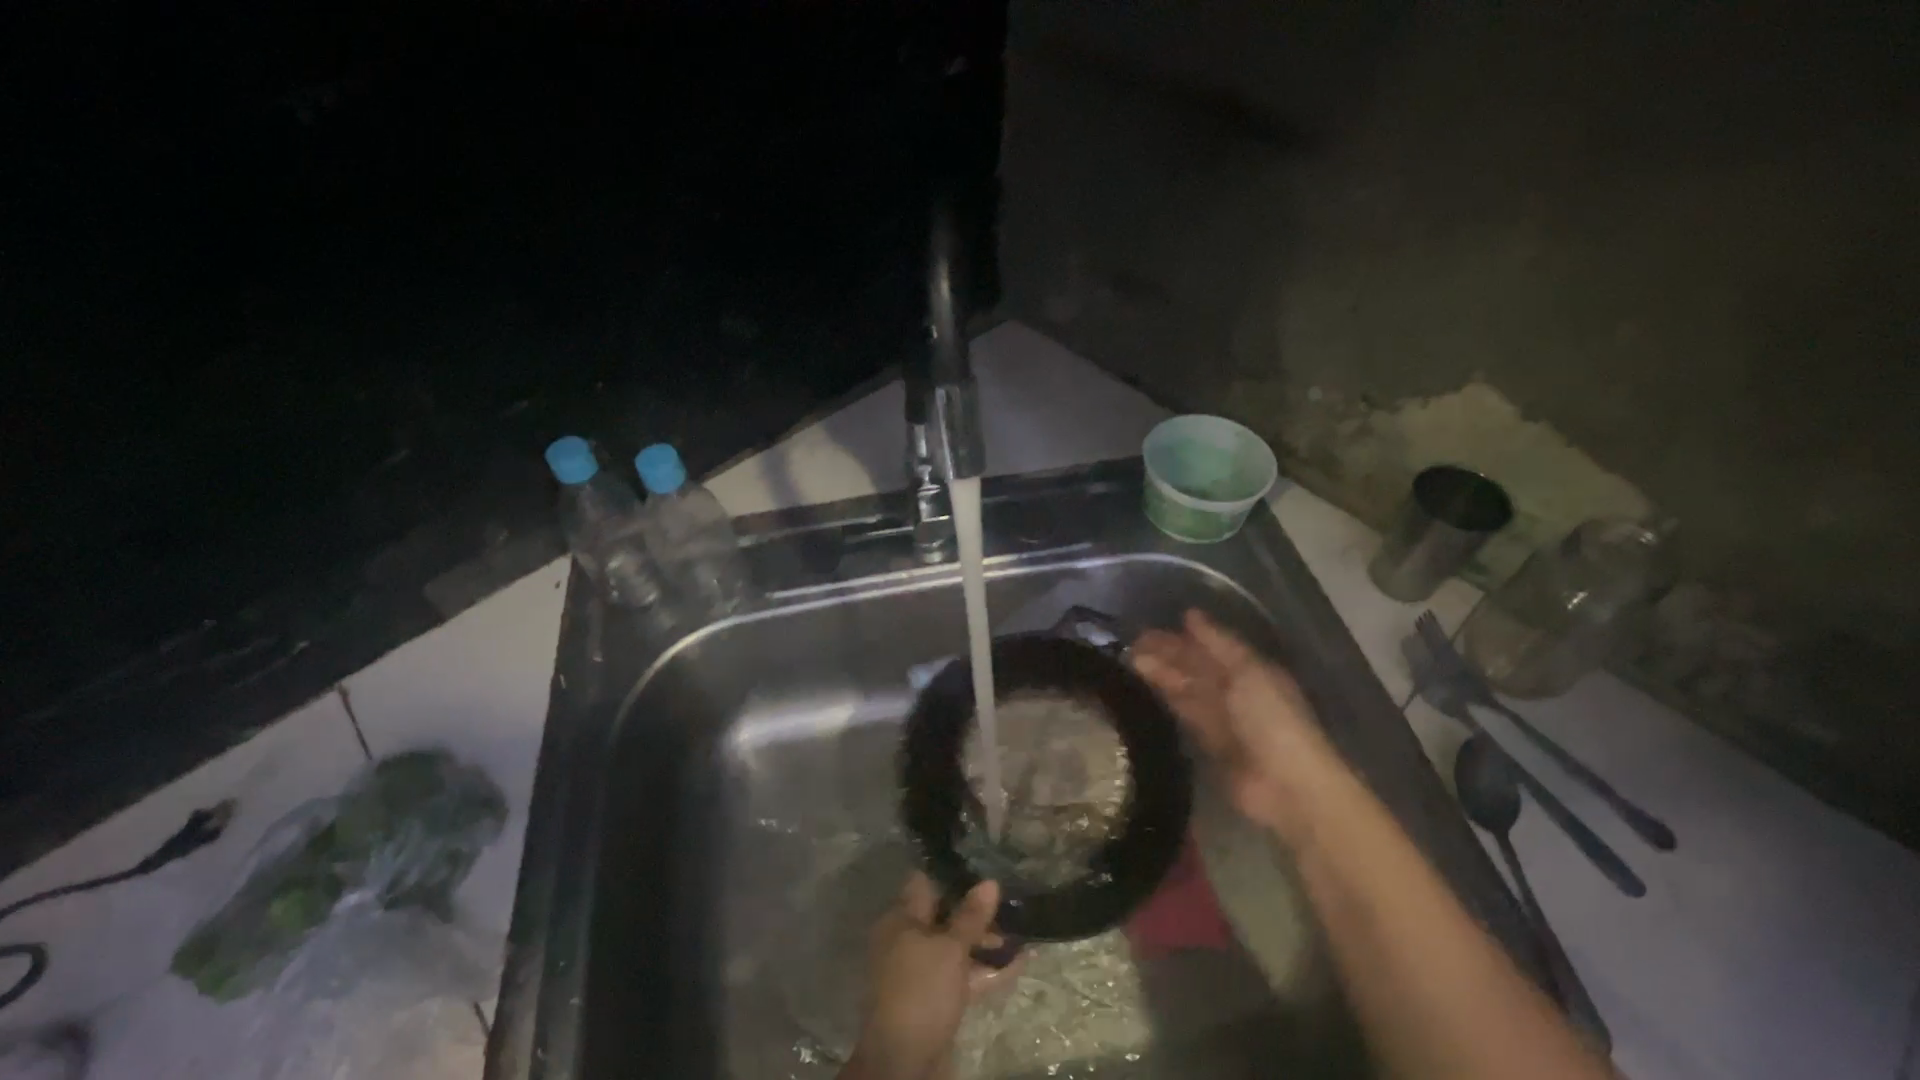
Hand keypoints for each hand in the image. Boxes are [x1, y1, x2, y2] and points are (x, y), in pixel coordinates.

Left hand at [844, 873, 1015, 1079]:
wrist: (904, 1061)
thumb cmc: (922, 990)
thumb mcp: (950, 948)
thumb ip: (970, 916)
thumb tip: (990, 881)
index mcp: (900, 921)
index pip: (925, 884)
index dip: (953, 876)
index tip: (985, 866)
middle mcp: (907, 941)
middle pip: (944, 917)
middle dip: (977, 912)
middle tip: (1012, 903)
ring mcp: (921, 972)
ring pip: (956, 948)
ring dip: (986, 943)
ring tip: (1023, 933)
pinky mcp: (935, 998)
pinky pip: (962, 976)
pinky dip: (986, 970)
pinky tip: (1018, 963)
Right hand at [1133, 609, 1344, 840]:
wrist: (1287, 784)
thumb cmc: (1271, 719)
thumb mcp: (1248, 671)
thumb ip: (1218, 642)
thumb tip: (1190, 615)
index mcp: (1250, 669)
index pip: (1209, 648)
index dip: (1179, 639)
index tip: (1145, 632)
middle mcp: (1235, 691)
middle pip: (1195, 669)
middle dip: (1165, 657)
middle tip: (1128, 648)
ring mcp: (1222, 720)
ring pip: (1186, 691)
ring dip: (1160, 677)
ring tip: (1128, 665)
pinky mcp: (1209, 747)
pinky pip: (1184, 718)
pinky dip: (1167, 704)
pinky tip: (1143, 696)